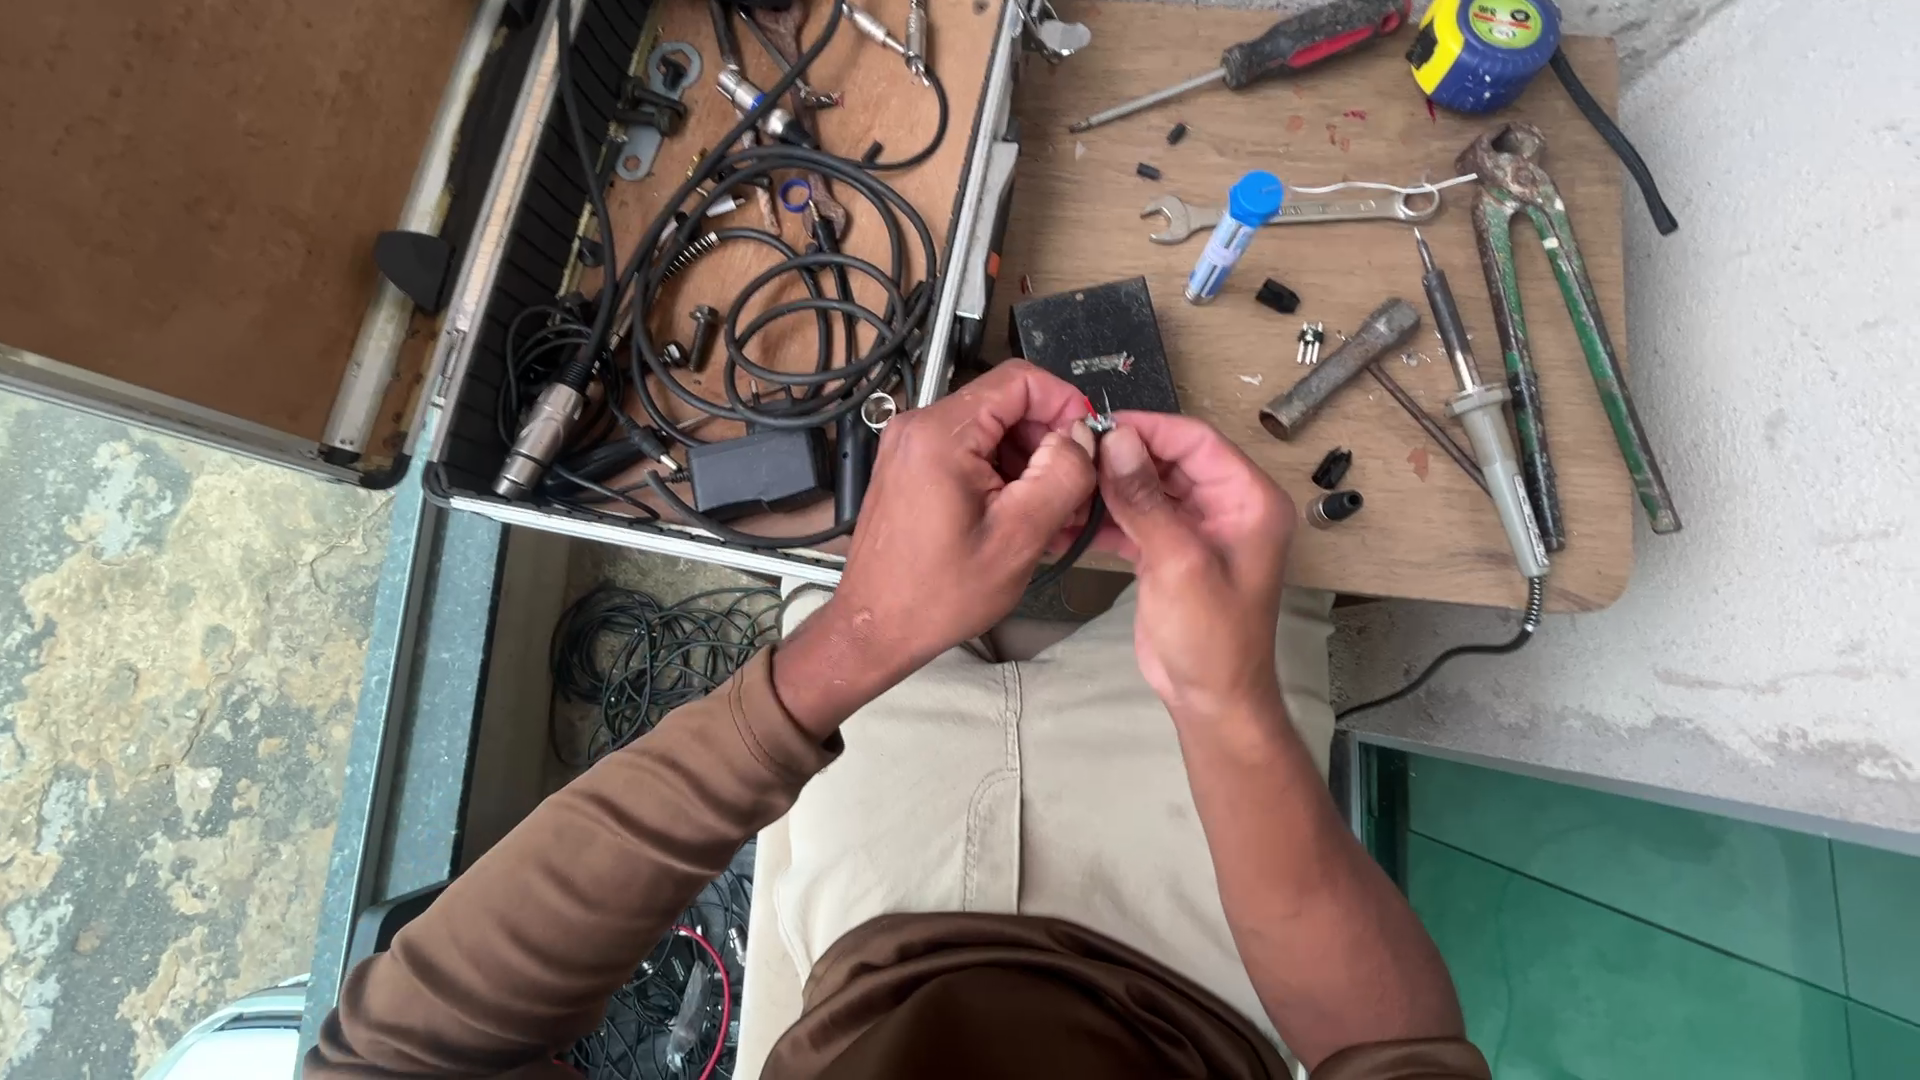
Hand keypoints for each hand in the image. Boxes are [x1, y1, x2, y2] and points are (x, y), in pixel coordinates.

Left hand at [775, 362, 1095, 733]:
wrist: (876, 627)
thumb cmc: (937, 594)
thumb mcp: (1018, 536)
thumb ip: (1062, 475)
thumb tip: (1084, 436)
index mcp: (941, 433)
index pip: (1020, 380)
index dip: (1065, 403)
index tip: (1088, 442)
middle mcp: (919, 428)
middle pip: (1007, 406)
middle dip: (1049, 443)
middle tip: (1075, 492)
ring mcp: (911, 447)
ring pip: (992, 433)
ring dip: (1029, 466)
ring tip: (1050, 515)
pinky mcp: (911, 469)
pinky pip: (970, 455)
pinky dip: (1002, 478)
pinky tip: (1019, 518)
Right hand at [1095, 412, 1294, 716]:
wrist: (1209, 698)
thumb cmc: (1212, 638)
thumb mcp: (1179, 562)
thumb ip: (1146, 499)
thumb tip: (1117, 441)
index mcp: (1248, 499)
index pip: (1196, 441)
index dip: (1148, 429)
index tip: (1099, 427)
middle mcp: (1225, 506)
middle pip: (1168, 461)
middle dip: (1122, 458)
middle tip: (1074, 454)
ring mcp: (1194, 529)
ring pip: (1147, 488)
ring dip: (1109, 487)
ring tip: (1067, 482)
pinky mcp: (1167, 550)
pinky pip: (1135, 518)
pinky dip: (1106, 518)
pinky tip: (1072, 518)